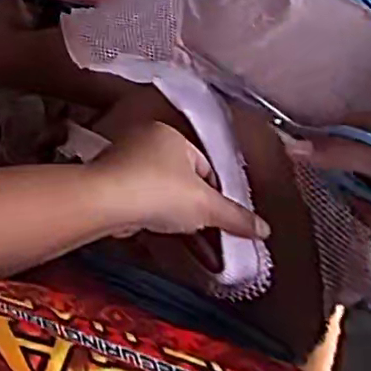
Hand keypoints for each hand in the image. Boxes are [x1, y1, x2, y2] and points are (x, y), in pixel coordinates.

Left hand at [88, 121, 269, 240]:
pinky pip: (140, 198)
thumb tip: (264, 228)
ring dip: (172, 214)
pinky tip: (156, 232)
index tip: (220, 218)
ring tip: (183, 237)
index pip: (203, 165)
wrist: (106, 201)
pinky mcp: (110, 180)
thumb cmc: (159, 191)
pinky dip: (150, 215)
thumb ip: (236, 217)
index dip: (215, 194)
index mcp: (170, 133)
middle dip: (193, 206)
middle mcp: (145, 139)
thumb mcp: (206, 206)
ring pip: (159, 190)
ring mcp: (124, 159)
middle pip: (181, 177)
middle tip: (204, 231)